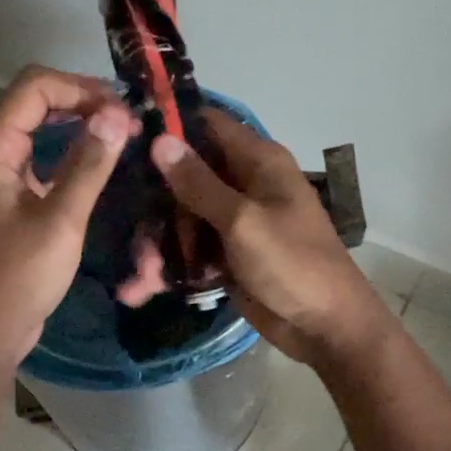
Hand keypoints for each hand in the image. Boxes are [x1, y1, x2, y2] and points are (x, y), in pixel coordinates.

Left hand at [0, 66, 135, 365]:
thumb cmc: (16, 277)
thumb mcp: (60, 220)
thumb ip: (89, 164)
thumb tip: (117, 115)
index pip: (35, 87)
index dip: (83, 88)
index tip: (126, 111)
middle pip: (35, 103)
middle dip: (83, 104)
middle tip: (130, 123)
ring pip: (38, 133)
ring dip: (78, 129)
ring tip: (122, 139)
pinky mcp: (4, 201)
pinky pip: (37, 162)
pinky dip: (68, 157)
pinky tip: (98, 169)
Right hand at [149, 109, 395, 366]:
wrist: (325, 326)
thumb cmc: (292, 264)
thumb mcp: (242, 221)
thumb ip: (199, 183)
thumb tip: (160, 139)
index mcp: (259, 162)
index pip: (208, 124)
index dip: (170, 127)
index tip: (126, 139)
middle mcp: (247, 183)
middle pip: (188, 174)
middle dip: (159, 200)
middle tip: (134, 227)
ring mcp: (238, 221)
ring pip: (186, 215)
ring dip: (163, 239)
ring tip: (145, 272)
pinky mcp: (230, 254)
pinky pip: (194, 247)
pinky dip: (176, 261)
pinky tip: (149, 283)